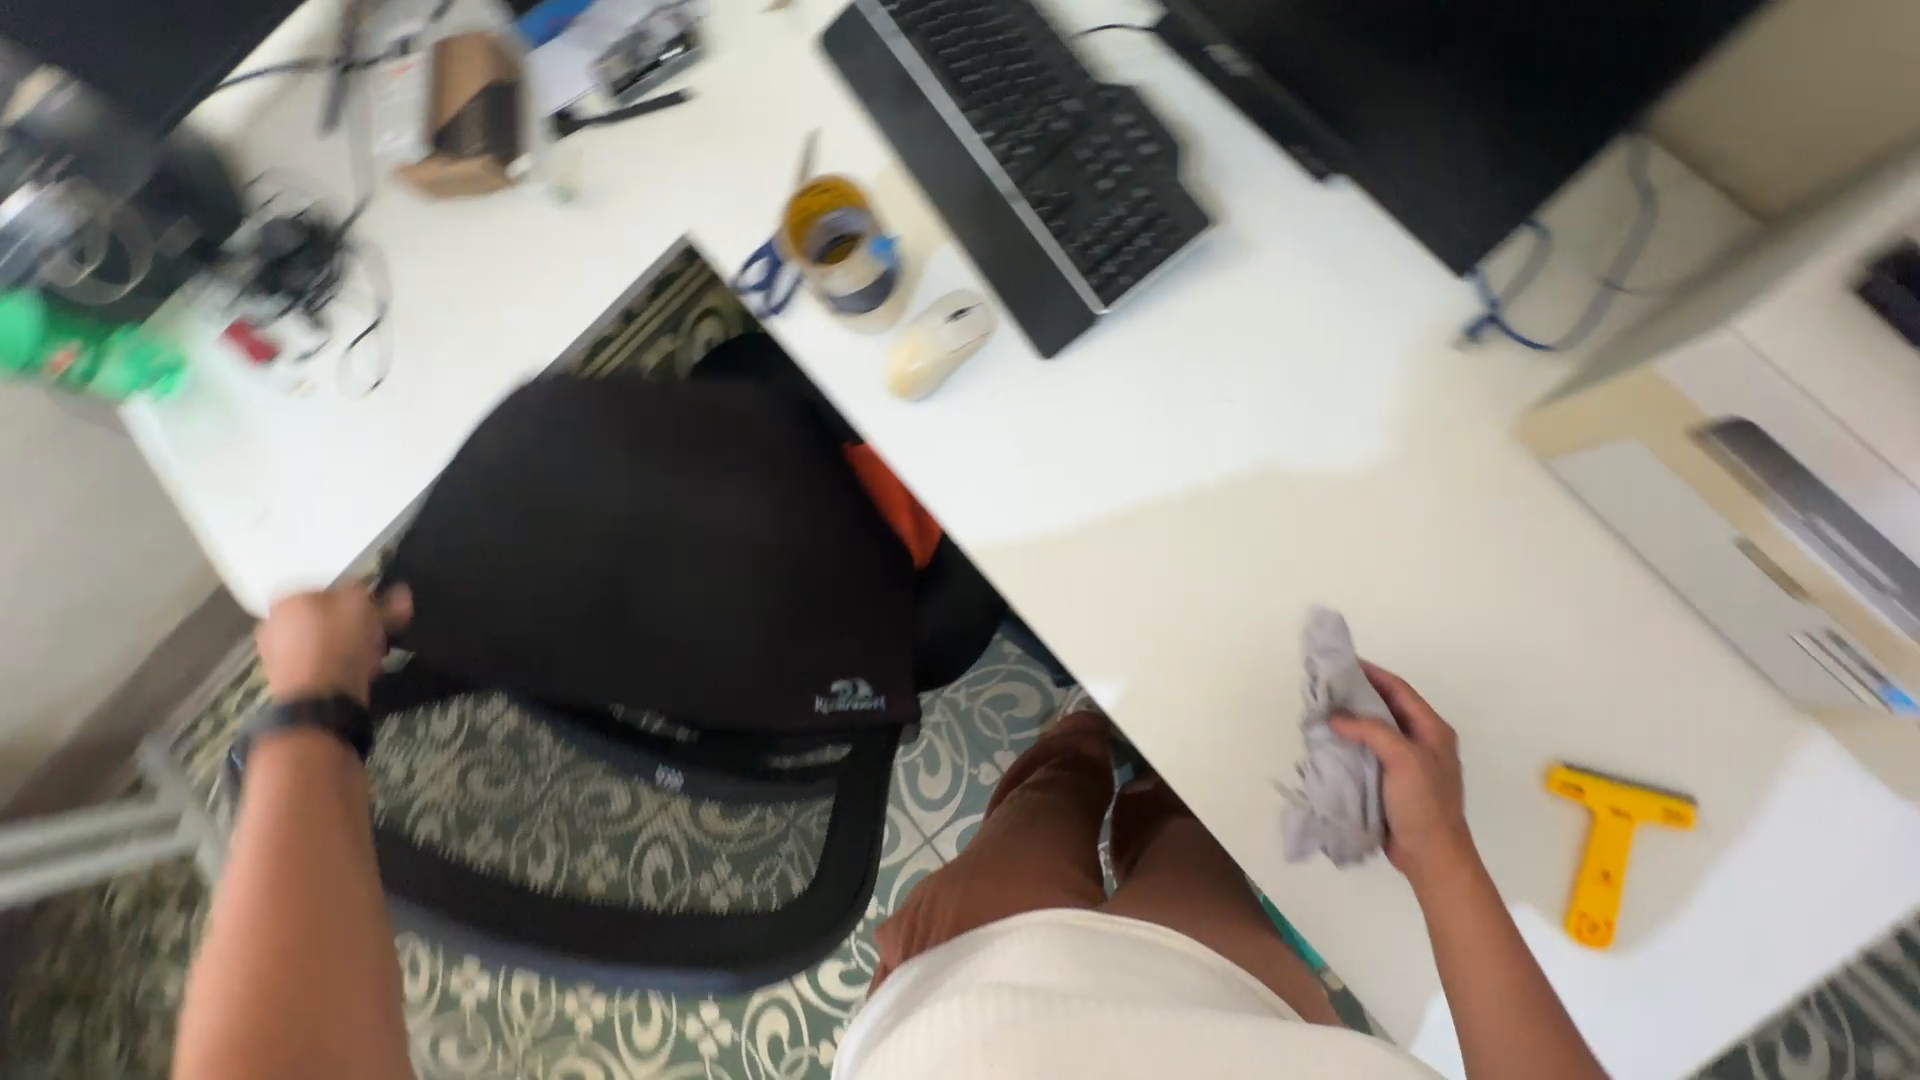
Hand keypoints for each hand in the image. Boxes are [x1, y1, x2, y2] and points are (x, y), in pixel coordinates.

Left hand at [255, 584, 412, 705]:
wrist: (319, 695)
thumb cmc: (340, 643)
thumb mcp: (363, 605)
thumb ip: (371, 592)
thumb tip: (387, 590)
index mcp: (289, 598)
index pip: (332, 589)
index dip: (362, 597)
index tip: (382, 609)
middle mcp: (274, 620)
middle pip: (328, 615)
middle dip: (358, 622)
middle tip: (383, 630)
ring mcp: (276, 651)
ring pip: (327, 639)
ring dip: (352, 642)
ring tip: (377, 652)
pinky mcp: (288, 676)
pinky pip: (322, 660)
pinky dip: (341, 661)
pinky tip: (361, 668)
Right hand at [1330, 660, 1477, 889]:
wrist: (1431, 855)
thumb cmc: (1424, 803)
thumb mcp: (1403, 759)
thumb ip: (1372, 731)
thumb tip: (1335, 718)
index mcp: (1432, 730)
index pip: (1399, 690)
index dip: (1373, 673)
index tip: (1343, 662)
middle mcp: (1420, 741)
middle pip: (1386, 707)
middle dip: (1357, 693)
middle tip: (1326, 684)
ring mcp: (1406, 761)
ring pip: (1374, 729)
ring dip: (1351, 717)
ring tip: (1322, 707)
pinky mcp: (1391, 779)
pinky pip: (1367, 750)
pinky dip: (1349, 740)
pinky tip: (1329, 739)